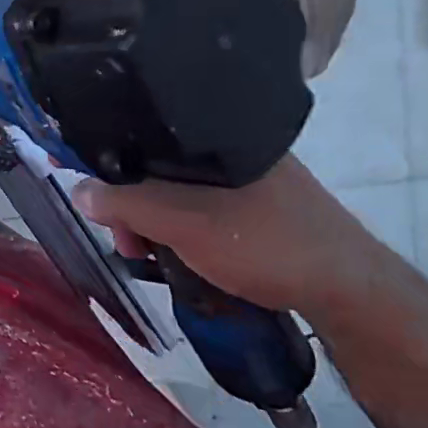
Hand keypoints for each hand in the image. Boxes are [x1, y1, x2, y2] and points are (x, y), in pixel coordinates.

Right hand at [72, 157, 398, 314]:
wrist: (351, 293)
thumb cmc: (265, 244)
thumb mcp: (184, 224)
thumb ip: (127, 204)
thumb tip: (76, 188)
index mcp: (218, 134)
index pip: (145, 134)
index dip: (111, 161)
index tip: (93, 193)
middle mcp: (233, 148)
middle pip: (160, 168)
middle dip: (133, 207)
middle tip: (129, 245)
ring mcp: (250, 178)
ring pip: (181, 192)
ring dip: (156, 223)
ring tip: (152, 258)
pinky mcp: (260, 206)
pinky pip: (204, 207)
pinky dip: (184, 229)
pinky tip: (181, 256)